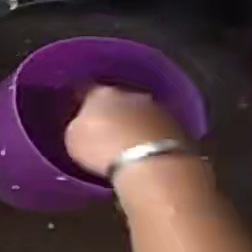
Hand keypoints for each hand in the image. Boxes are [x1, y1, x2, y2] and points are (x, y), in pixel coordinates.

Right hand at [64, 85, 184, 176]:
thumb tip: (84, 122)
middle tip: (98, 122)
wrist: (152, 163)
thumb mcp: (73, 135)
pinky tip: (138, 146)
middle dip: (108, 108)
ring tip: (120, 136)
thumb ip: (78, 123)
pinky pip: (153, 126)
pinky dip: (145, 132)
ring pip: (138, 110)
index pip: (85, 88)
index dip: (78, 96)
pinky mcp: (179, 127)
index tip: (72, 103)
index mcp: (101, 93)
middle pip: (117, 98)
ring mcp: (159, 109)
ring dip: (130, 120)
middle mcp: (132, 94)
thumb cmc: (102, 146)